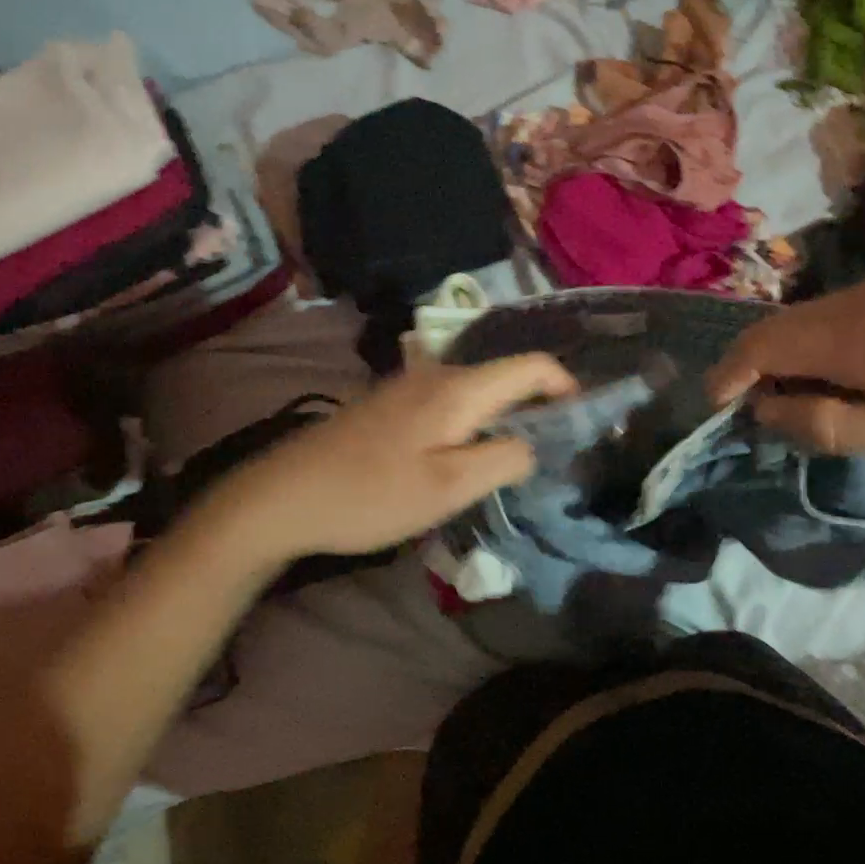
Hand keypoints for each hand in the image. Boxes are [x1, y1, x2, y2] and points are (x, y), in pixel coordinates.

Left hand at [216, 353, 577, 554]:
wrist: (282, 497)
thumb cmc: (371, 495)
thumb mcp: (449, 488)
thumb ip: (503, 460)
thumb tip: (533, 444)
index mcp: (458, 389)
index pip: (531, 366)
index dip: (565, 387)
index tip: (581, 422)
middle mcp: (436, 375)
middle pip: (504, 375)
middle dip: (537, 404)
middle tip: (554, 449)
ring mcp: (407, 387)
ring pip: (476, 390)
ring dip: (504, 416)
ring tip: (514, 458)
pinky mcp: (388, 405)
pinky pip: (449, 402)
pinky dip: (472, 421)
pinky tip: (463, 457)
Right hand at [708, 252, 864, 457]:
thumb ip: (828, 425)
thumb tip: (763, 408)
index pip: (768, 342)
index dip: (730, 370)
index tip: (715, 402)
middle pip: (787, 323)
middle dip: (763, 364)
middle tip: (768, 409)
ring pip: (818, 310)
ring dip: (802, 350)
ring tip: (823, 394)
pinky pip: (851, 300)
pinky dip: (835, 332)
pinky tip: (864, 362)